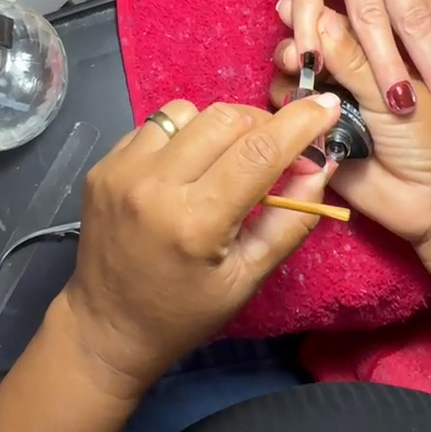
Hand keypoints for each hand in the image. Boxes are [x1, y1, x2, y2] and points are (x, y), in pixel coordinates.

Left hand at [60, 95, 344, 397]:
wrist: (107, 325)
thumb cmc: (184, 312)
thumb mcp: (247, 278)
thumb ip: (290, 222)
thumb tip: (319, 167)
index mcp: (195, 222)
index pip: (258, 152)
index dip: (299, 123)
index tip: (326, 106)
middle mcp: (154, 185)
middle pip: (224, 119)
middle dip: (261, 124)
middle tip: (275, 148)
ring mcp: (121, 170)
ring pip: (187, 113)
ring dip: (218, 127)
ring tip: (223, 161)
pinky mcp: (103, 164)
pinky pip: (153, 126)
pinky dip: (180, 136)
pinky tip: (183, 169)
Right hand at [270, 0, 430, 260]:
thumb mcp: (392, 88)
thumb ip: (351, 55)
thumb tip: (313, 12)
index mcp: (376, 56)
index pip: (336, 26)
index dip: (311, 17)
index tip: (291, 10)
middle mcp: (348, 78)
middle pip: (306, 51)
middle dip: (295, 48)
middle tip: (295, 57)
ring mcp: (328, 108)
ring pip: (290, 82)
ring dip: (288, 79)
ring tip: (296, 85)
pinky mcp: (312, 140)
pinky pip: (285, 119)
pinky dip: (283, 111)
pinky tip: (291, 114)